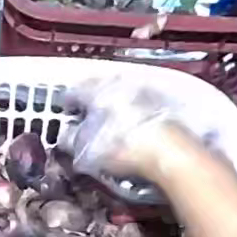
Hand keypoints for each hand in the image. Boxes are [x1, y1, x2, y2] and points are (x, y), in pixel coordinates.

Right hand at [65, 78, 204, 180]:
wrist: (170, 154)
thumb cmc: (122, 148)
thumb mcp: (85, 151)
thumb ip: (70, 140)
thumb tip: (66, 135)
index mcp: (97, 90)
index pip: (72, 92)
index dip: (66, 106)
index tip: (66, 116)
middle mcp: (121, 83)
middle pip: (99, 90)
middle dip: (92, 104)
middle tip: (87, 122)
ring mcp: (144, 89)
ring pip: (121, 95)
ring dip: (114, 108)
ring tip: (111, 128)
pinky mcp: (165, 101)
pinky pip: (140, 104)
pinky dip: (133, 114)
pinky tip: (134, 131)